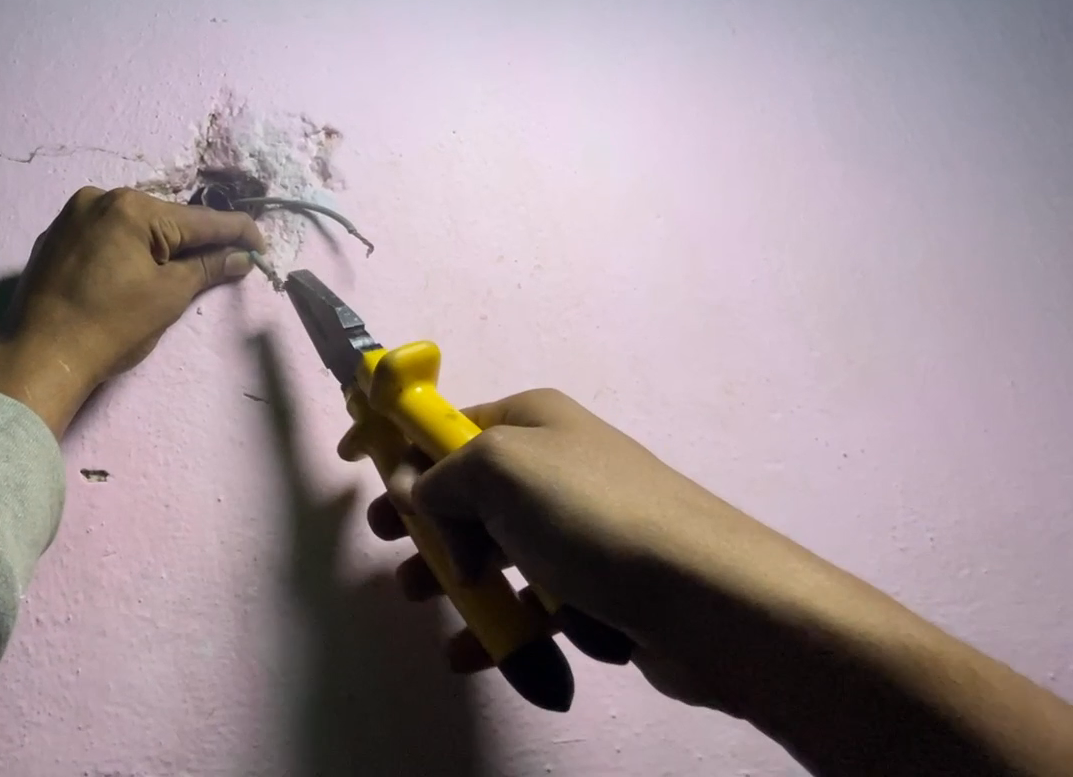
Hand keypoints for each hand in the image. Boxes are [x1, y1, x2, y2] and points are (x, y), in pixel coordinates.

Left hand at [0, 187, 264, 436]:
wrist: (36, 358)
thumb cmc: (109, 328)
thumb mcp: (168, 297)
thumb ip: (208, 269)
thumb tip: (240, 257)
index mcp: (130, 207)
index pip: (197, 220)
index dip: (235, 232)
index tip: (261, 242)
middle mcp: (98, 199)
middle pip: (163, 220)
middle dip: (193, 241)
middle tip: (223, 262)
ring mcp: (71, 217)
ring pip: (131, 227)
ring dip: (157, 246)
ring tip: (176, 273)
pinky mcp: (53, 239)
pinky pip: (103, 237)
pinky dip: (125, 251)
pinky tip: (132, 274)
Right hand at [370, 388, 860, 712]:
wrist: (717, 603)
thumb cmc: (590, 515)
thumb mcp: (496, 471)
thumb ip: (441, 478)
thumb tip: (418, 497)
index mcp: (529, 420)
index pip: (444, 419)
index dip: (396, 437)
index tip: (354, 457)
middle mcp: (552, 464)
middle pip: (465, 488)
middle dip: (423, 521)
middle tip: (387, 546)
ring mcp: (577, 526)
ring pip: (494, 547)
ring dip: (456, 578)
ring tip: (424, 603)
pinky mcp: (599, 585)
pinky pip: (532, 597)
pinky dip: (503, 624)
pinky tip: (478, 654)